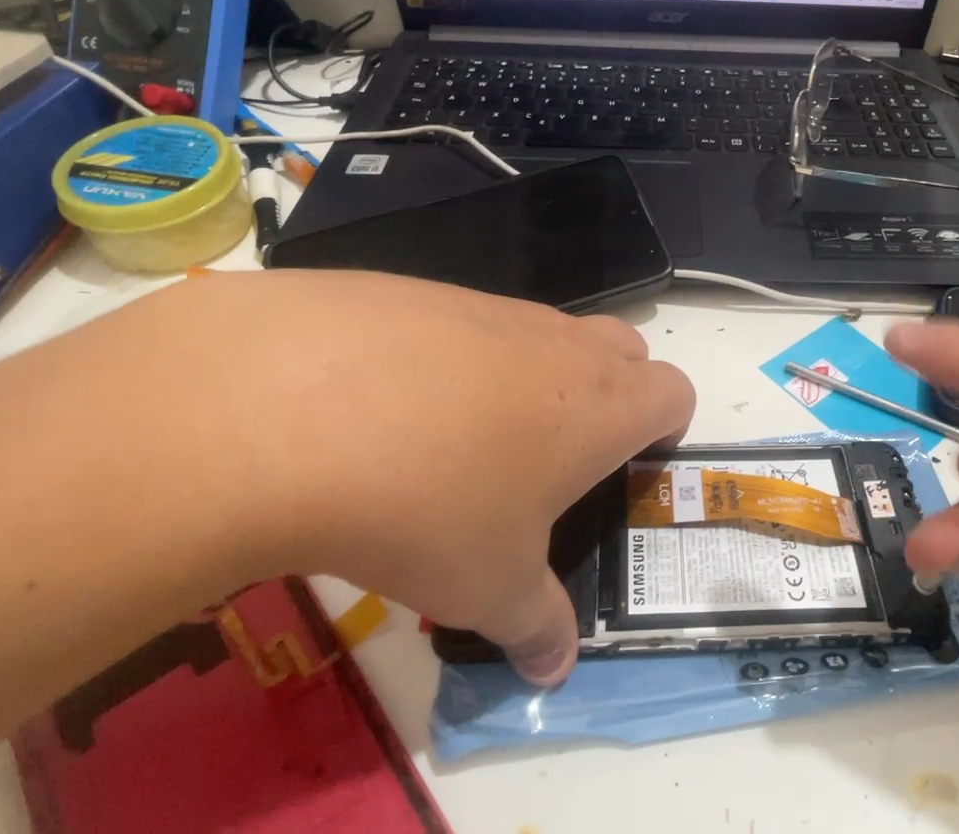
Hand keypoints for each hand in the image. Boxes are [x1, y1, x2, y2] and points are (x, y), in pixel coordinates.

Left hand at [169, 272, 694, 685]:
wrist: (285, 409)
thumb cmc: (426, 507)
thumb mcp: (487, 588)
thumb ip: (536, 628)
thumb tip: (553, 669)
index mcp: (598, 405)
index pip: (674, 391)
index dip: (666, 426)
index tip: (630, 463)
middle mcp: (553, 343)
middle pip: (620, 348)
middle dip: (609, 391)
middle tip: (554, 453)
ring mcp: (481, 306)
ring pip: (534, 333)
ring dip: (523, 377)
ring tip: (457, 438)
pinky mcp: (410, 289)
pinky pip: (454, 322)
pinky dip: (443, 358)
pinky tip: (380, 406)